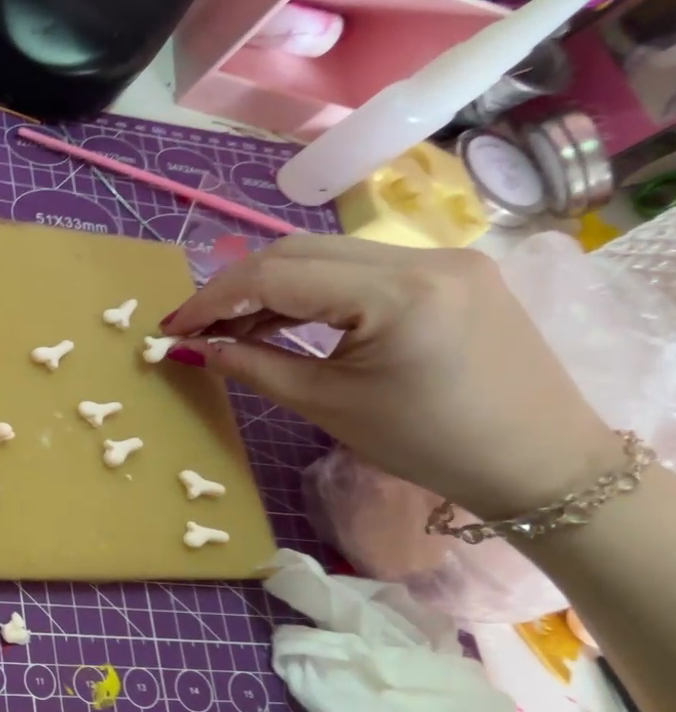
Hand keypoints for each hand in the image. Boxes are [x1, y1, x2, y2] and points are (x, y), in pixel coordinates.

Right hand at [161, 236, 616, 518]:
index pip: (276, 276)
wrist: (540, 460)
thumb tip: (187, 349)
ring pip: (324, 254)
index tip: (170, 330)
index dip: (211, 300)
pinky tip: (281, 319)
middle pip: (296, 251)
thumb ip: (250, 365)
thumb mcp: (325, 403)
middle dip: (233, 287)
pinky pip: (358, 267)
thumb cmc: (427, 443)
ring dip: (268, 286)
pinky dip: (309, 289)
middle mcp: (424, 258)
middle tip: (193, 327)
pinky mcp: (449, 271)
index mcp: (397, 294)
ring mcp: (443, 259)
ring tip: (230, 327)